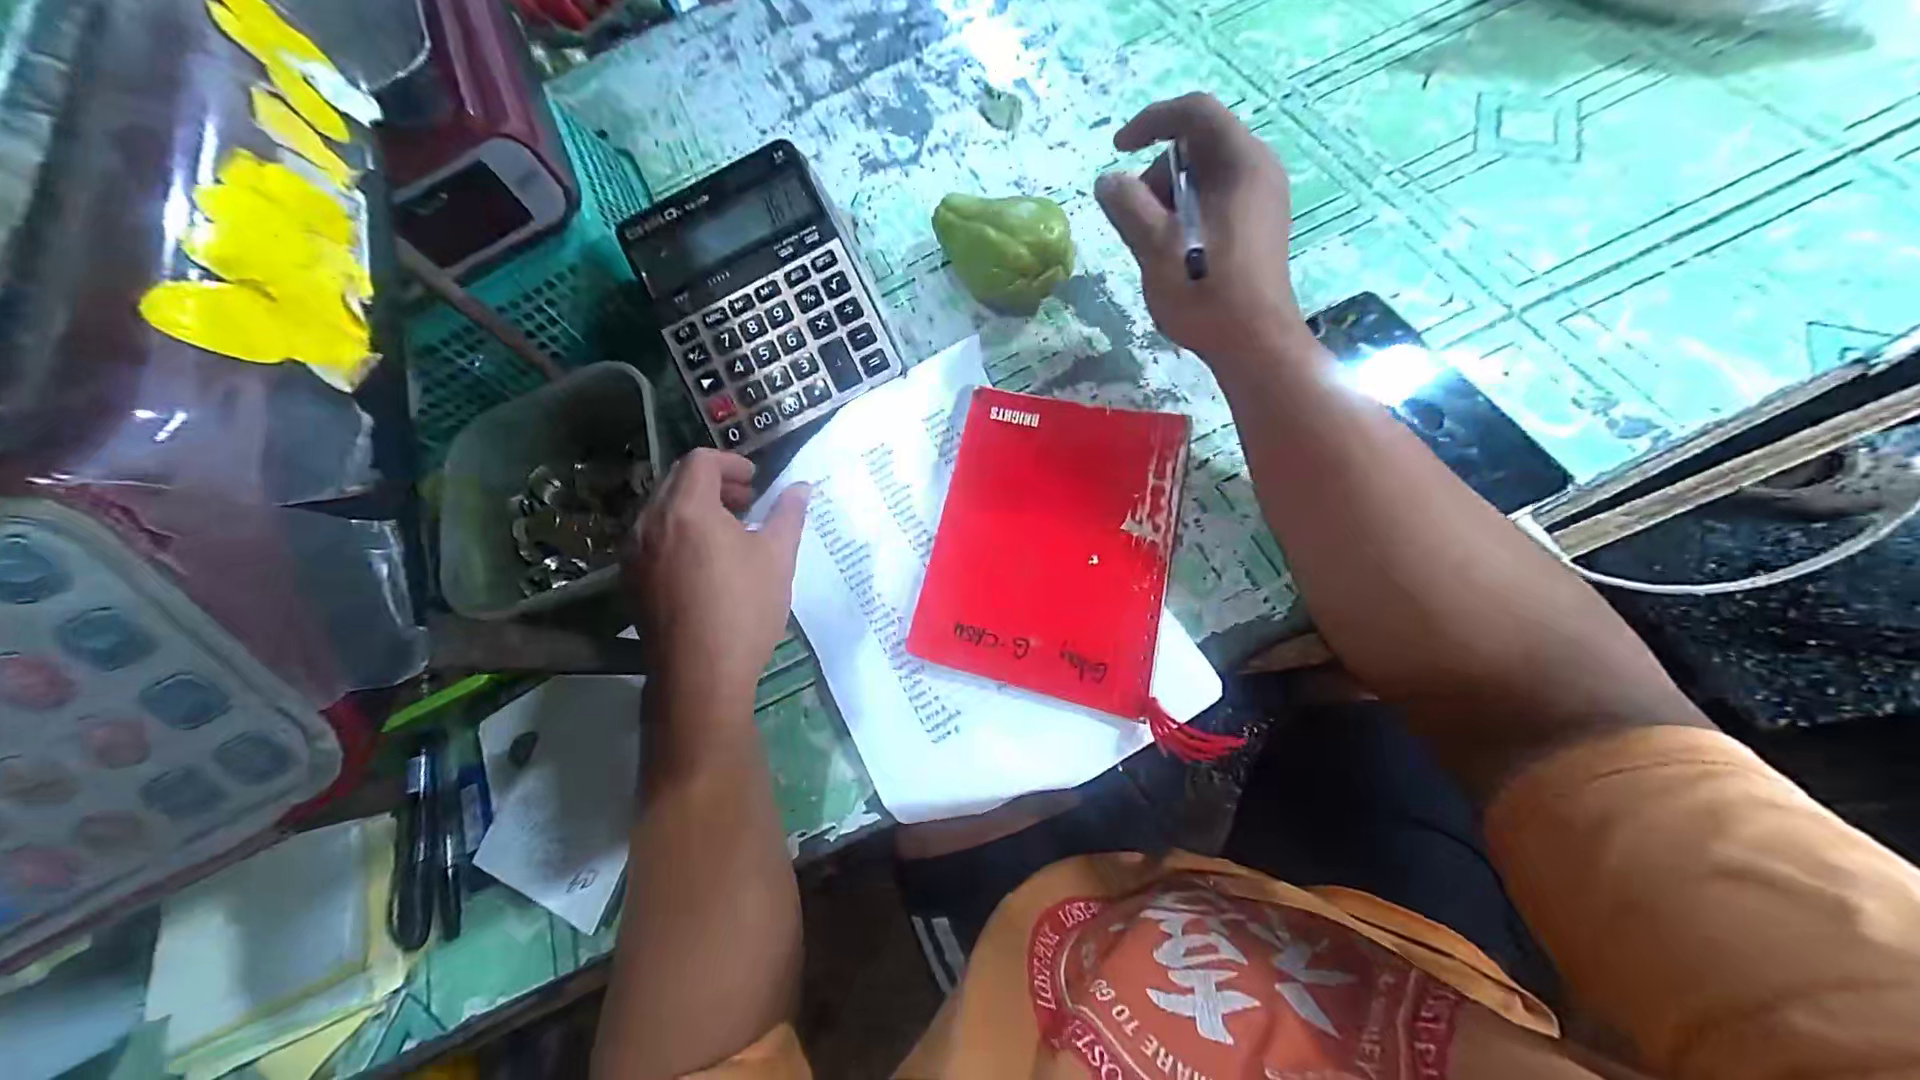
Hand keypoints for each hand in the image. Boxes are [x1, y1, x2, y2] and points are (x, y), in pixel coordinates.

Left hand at [622, 449, 810, 698]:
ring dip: (694, 507)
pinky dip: (677, 532)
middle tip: (746, 503)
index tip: (756, 481)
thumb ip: (789, 514)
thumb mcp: (778, 558)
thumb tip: (801, 487)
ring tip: (727, 532)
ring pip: (661, 509)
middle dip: (714, 483)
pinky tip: (703, 561)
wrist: (700, 674)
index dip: (732, 463)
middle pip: (677, 480)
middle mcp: (650, 522)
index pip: (701, 461)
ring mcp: (634, 552)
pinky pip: (651, 537)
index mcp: (687, 509)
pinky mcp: (630, 579)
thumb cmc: (744, 609)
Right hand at [1095, 93, 1321, 376]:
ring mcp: (1263, 198)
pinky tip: (1176, 251)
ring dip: (1169, 198)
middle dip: (1156, 172)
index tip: (1118, 151)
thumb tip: (1108, 181)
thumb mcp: (1155, 249)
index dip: (1150, 121)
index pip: (1193, 112)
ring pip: (1205, 175)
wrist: (1255, 344)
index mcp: (1240, 162)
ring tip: (1153, 243)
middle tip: (1136, 218)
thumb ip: (1128, 206)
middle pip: (1198, 144)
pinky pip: (1217, 198)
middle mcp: (1259, 169)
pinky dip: (1188, 211)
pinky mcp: (1260, 226)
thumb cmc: (1206, 294)